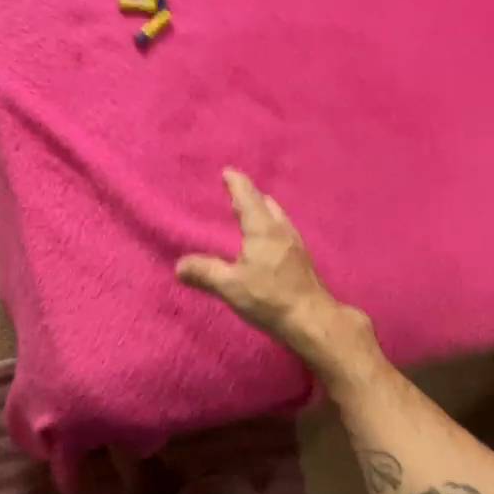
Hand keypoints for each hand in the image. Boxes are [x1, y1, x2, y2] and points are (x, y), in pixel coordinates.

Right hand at [176, 169, 377, 376]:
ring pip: (278, 219)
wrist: (313, 321)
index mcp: (262, 230)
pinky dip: (272, 228)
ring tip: (253, 214)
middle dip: (251, 197)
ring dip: (264, 212)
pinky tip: (270, 242)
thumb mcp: (230, 286)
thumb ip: (204, 273)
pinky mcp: (303, 262)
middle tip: (237, 193)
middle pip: (266, 205)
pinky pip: (284, 233)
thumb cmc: (270, 298)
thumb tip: (179, 266)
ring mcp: (296, 246)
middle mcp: (281, 231)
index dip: (237, 184)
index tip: (228, 172)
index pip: (247, 198)